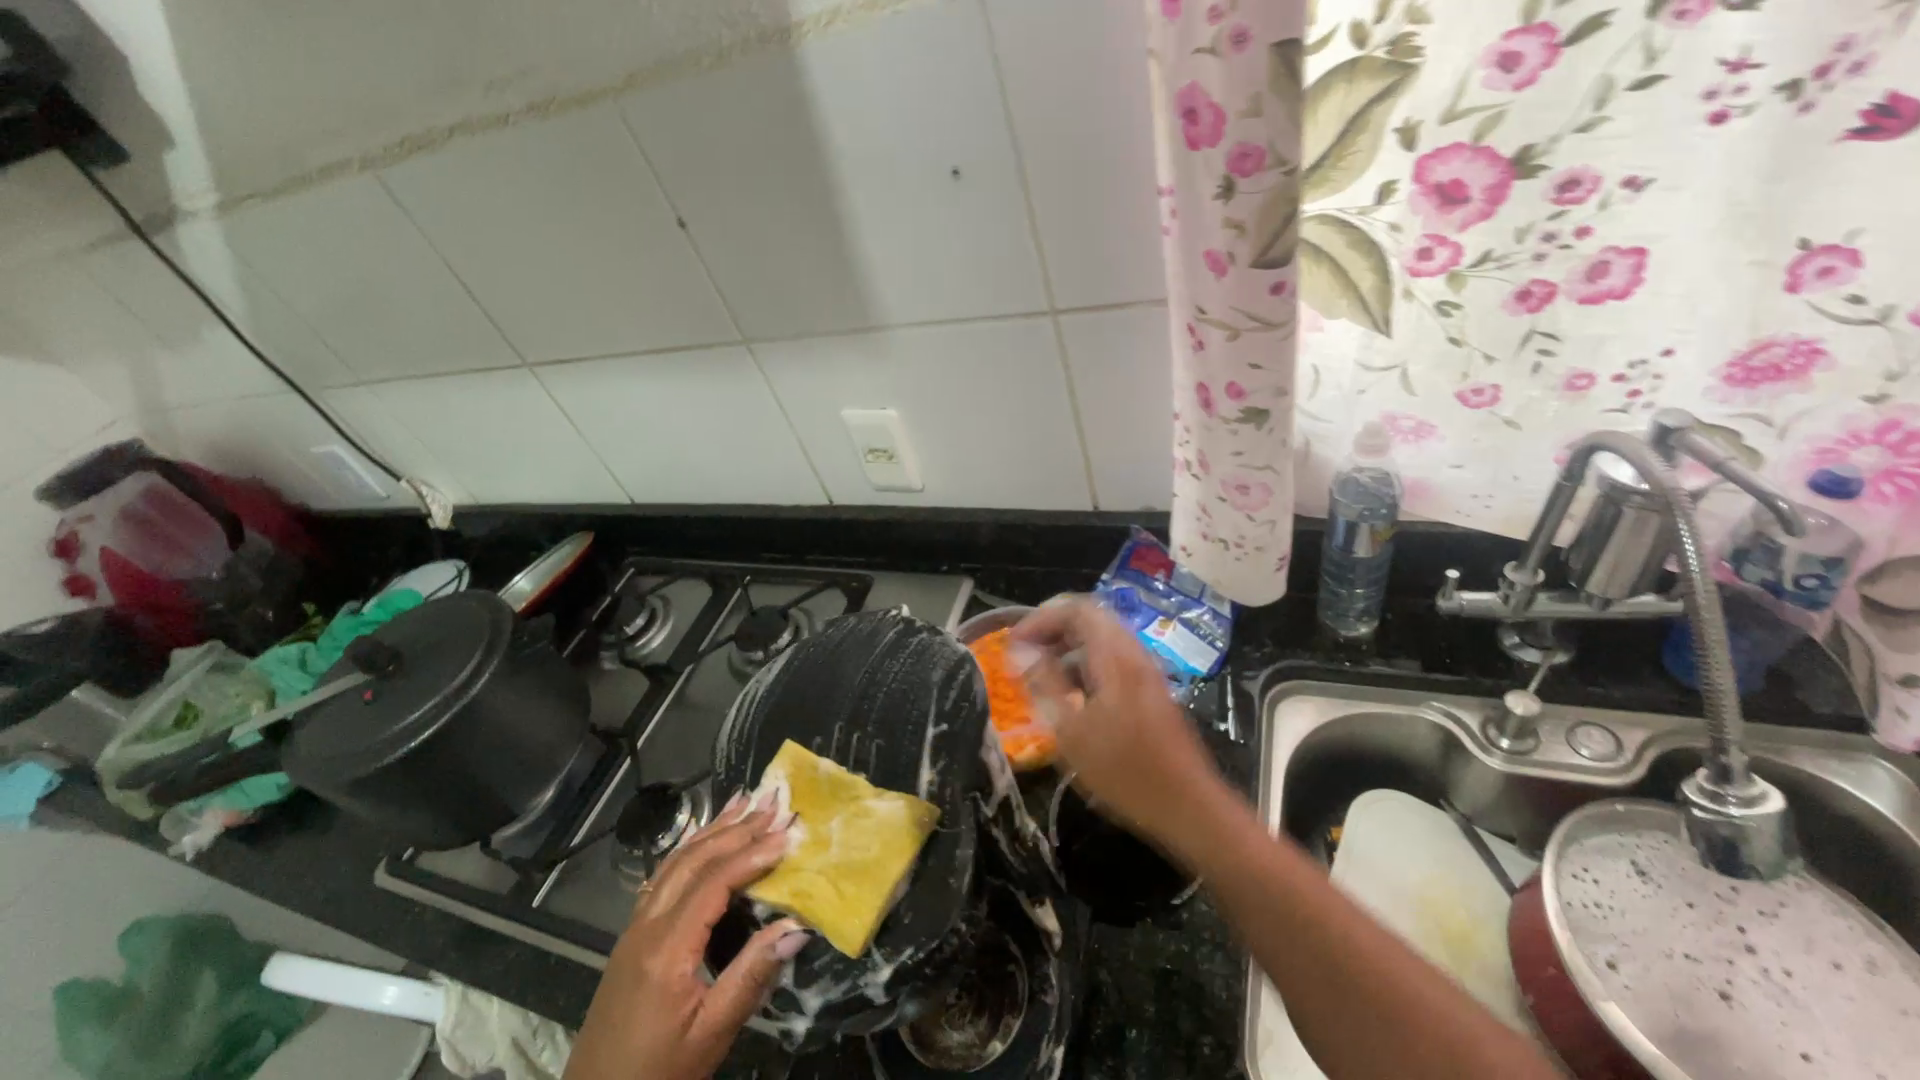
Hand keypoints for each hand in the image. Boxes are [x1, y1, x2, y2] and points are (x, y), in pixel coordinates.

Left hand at [565, 796, 809, 1079]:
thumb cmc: (657, 1072)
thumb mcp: (711, 1032)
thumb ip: (751, 976)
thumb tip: (797, 927)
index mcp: (666, 948)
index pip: (714, 882)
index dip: (753, 854)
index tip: (789, 833)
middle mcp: (645, 927)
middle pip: (692, 861)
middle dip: (735, 828)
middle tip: (773, 801)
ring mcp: (633, 931)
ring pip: (673, 865)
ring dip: (711, 831)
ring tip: (743, 802)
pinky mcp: (631, 941)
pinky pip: (661, 880)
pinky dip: (689, 852)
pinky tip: (702, 842)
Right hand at [1009, 597, 1226, 855]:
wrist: (1188, 806)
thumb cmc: (1125, 772)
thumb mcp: (1071, 731)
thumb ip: (1044, 684)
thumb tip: (1021, 651)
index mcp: (1115, 657)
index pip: (1076, 609)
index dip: (1040, 619)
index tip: (1013, 645)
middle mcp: (1134, 655)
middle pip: (1090, 620)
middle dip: (1052, 631)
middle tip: (1024, 658)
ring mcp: (1147, 673)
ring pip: (1102, 641)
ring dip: (1068, 651)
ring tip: (1041, 679)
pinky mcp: (1152, 692)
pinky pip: (1113, 662)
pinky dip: (1086, 667)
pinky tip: (1071, 699)